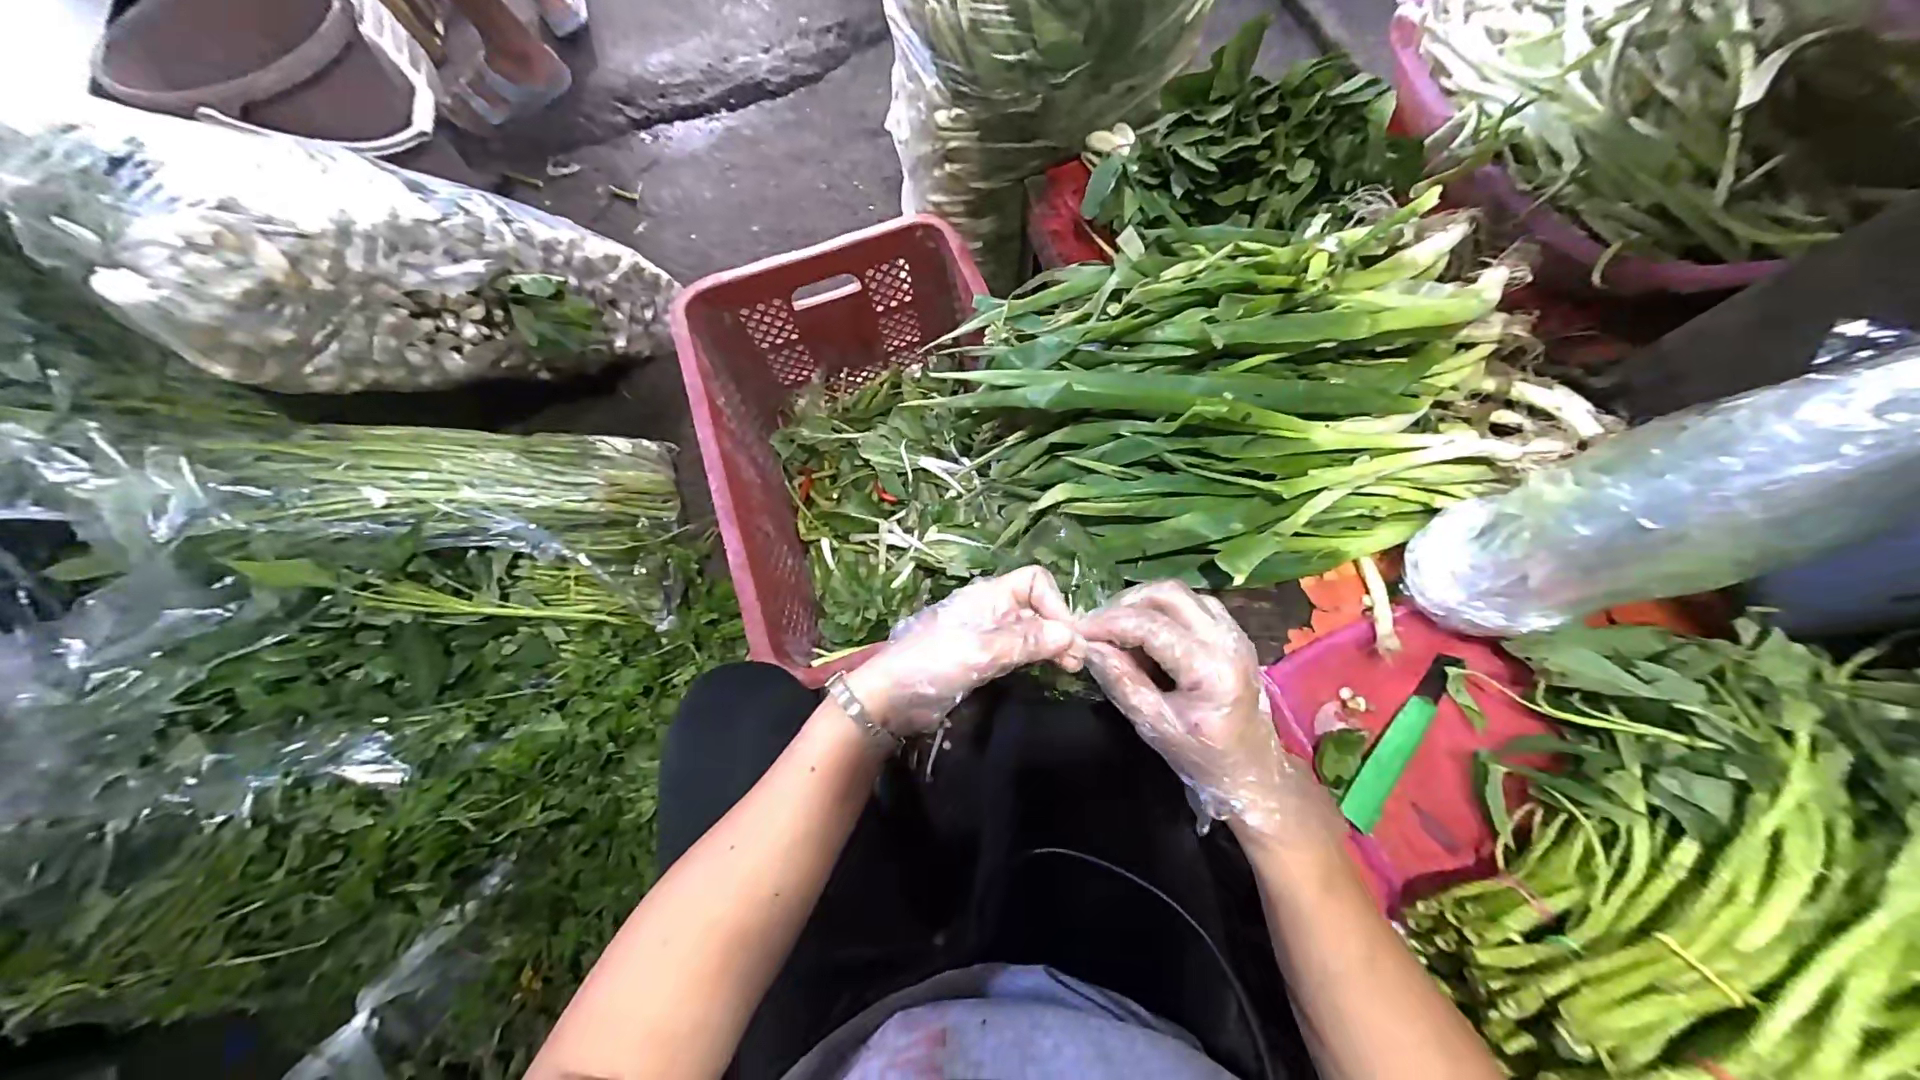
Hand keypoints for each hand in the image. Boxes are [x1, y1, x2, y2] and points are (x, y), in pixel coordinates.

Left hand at [845, 566, 1086, 735]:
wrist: (889, 698)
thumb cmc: (931, 665)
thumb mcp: (981, 651)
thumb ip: (1026, 642)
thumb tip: (1073, 635)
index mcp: (988, 596)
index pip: (1035, 582)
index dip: (1055, 604)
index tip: (1068, 637)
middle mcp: (992, 609)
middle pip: (1037, 606)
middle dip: (1060, 628)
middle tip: (1076, 662)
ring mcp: (988, 634)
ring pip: (1031, 630)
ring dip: (1052, 645)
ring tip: (1068, 668)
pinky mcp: (984, 659)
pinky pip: (1019, 650)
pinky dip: (1037, 657)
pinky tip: (1048, 671)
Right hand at [1078, 581, 1337, 844]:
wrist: (1253, 771)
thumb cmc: (1203, 757)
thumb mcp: (1153, 726)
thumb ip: (1121, 682)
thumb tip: (1088, 646)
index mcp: (1212, 670)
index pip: (1151, 626)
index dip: (1108, 622)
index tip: (1078, 630)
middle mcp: (1229, 640)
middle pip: (1168, 594)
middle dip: (1124, 603)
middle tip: (1096, 624)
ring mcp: (1235, 632)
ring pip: (1180, 593)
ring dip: (1142, 603)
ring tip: (1116, 628)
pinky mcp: (1232, 632)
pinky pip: (1192, 603)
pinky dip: (1162, 609)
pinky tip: (1144, 632)